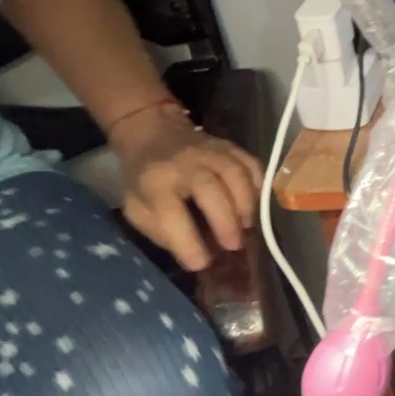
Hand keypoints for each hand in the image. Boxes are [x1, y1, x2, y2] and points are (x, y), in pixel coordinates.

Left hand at [111, 105, 264, 270]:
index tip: (201, 263)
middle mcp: (185, 164)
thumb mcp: (134, 206)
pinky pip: (253, 165)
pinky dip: (259, 186)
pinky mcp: (232, 147)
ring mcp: (213, 152)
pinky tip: (256, 204)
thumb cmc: (144, 177)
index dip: (187, 241)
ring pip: (237, 176)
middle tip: (233, 246)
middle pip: (211, 190)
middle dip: (225, 222)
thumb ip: (160, 230)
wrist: (153, 132)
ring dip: (246, 205)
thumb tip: (195, 256)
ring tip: (247, 226)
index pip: (172, 213)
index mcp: (154, 182)